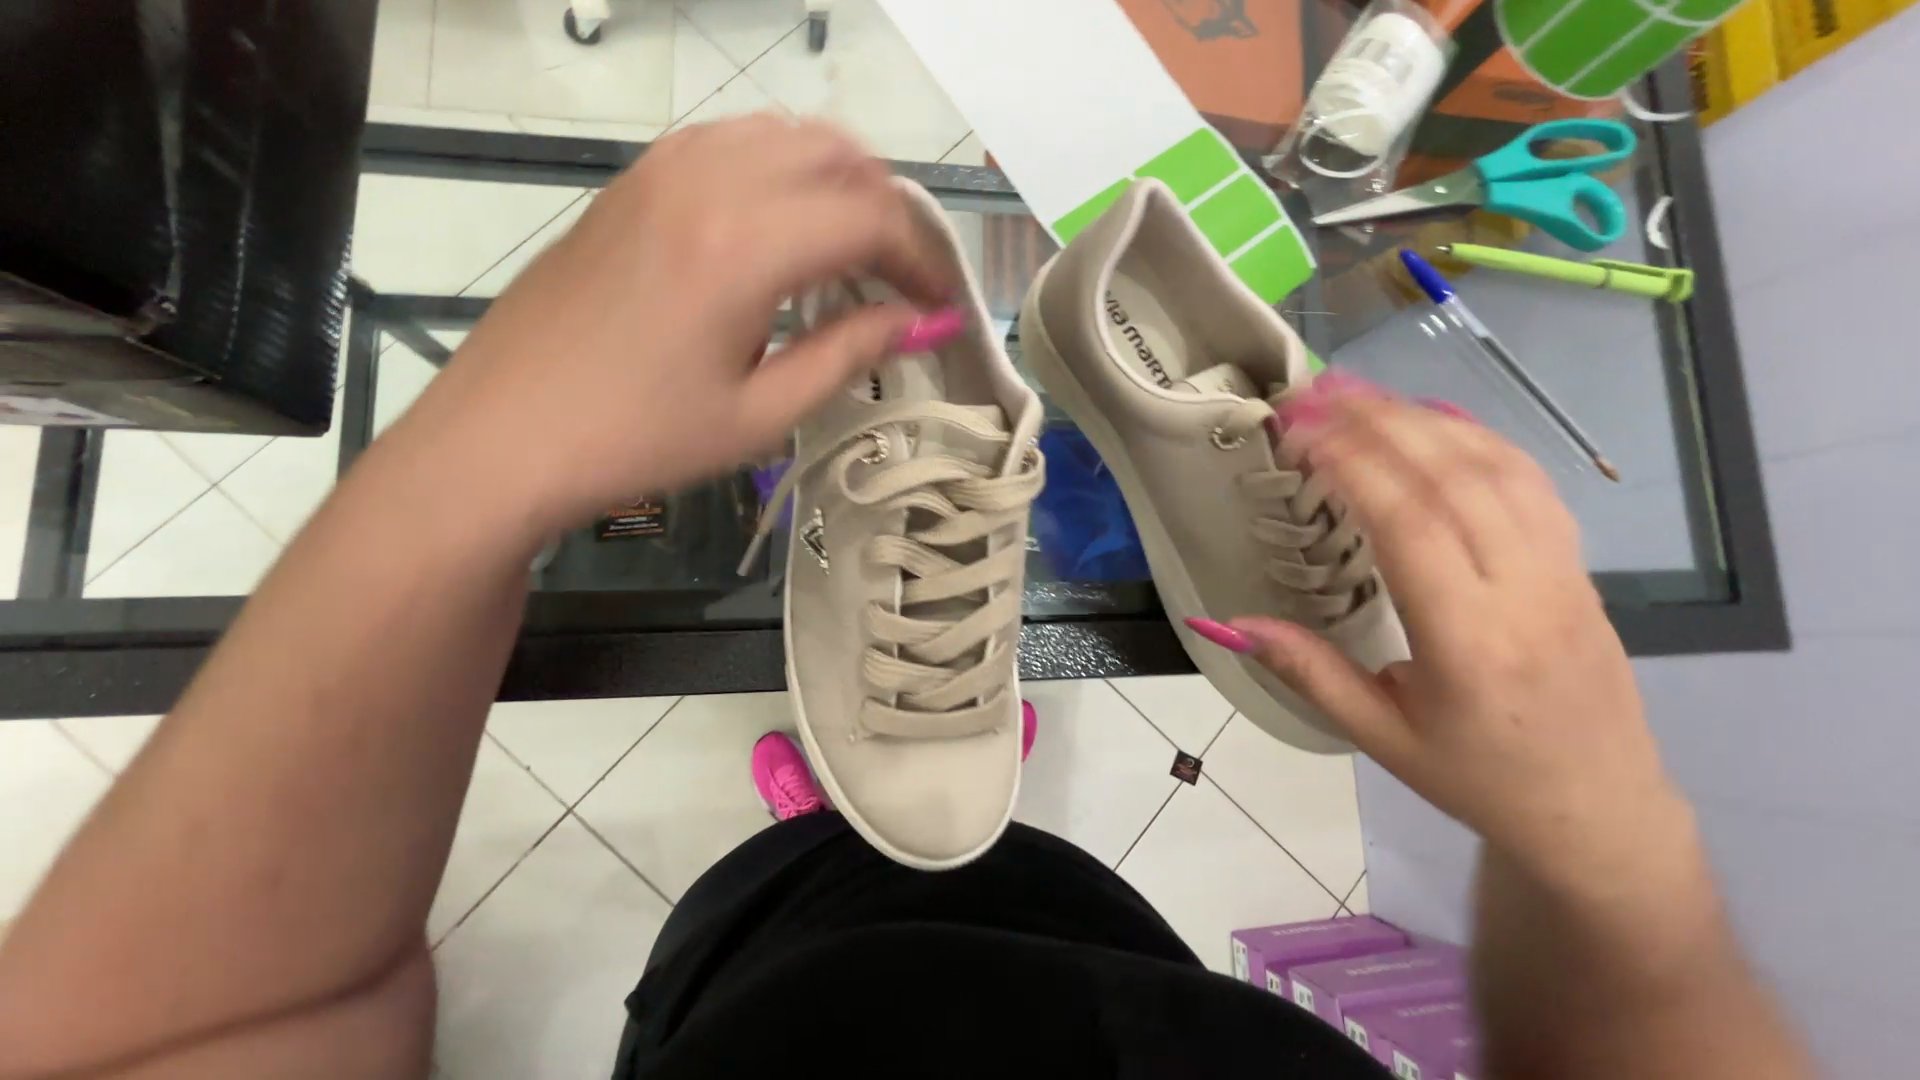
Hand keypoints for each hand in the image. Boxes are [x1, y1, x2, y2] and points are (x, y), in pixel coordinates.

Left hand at [379, 114, 961, 536]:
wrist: (503, 437)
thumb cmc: (639, 441)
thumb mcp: (761, 414)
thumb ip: (850, 353)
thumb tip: (925, 323)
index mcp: (744, 244)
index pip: (872, 219)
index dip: (923, 261)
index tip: (942, 308)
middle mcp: (708, 179)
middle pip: (841, 158)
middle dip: (892, 215)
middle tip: (906, 282)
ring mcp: (664, 167)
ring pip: (790, 135)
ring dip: (842, 184)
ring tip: (856, 254)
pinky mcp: (636, 179)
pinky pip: (736, 142)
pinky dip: (786, 171)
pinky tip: (787, 229)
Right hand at [1227, 384, 1690, 890]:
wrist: (1598, 808)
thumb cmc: (1477, 778)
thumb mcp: (1379, 735)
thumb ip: (1306, 671)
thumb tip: (1227, 621)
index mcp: (1470, 642)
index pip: (1412, 525)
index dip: (1355, 464)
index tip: (1300, 429)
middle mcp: (1524, 591)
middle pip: (1453, 478)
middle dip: (1378, 423)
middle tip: (1314, 392)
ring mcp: (1562, 571)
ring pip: (1496, 468)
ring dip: (1423, 418)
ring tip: (1360, 393)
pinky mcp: (1578, 564)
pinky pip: (1531, 481)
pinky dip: (1479, 436)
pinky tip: (1434, 418)